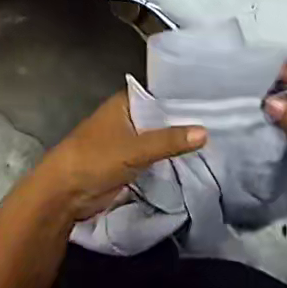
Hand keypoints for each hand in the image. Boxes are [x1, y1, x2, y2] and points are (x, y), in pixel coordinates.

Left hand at [28, 92, 205, 221]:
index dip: (183, 97)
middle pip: (161, 117)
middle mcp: (127, 117)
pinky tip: (194, 161)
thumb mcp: (134, 148)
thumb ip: (168, 141)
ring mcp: (128, 141)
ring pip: (159, 139)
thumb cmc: (94, 159)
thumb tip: (205, 131)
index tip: (213, 99)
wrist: (65, 193)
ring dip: (178, 143)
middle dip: (184, 122)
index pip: (160, 94)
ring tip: (216, 141)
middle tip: (221, 123)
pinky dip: (169, 160)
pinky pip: (155, 157)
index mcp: (124, 102)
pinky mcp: (129, 163)